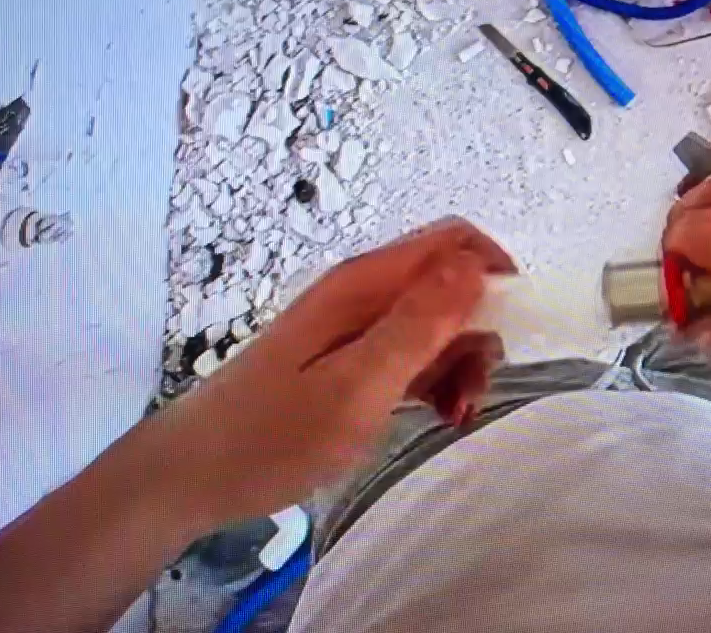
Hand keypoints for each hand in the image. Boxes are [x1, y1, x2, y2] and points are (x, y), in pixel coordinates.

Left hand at [140, 218, 513, 529]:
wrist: (195, 471)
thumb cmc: (275, 433)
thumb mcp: (356, 386)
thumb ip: (417, 326)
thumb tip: (474, 265)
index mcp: (366, 284)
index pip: (450, 240)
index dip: (493, 270)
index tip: (515, 329)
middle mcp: (365, 292)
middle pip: (449, 282)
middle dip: (479, 330)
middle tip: (473, 394)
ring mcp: (357, 324)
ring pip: (436, 321)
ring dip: (460, 362)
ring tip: (454, 417)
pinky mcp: (352, 355)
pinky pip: (412, 352)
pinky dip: (435, 378)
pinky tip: (437, 416)